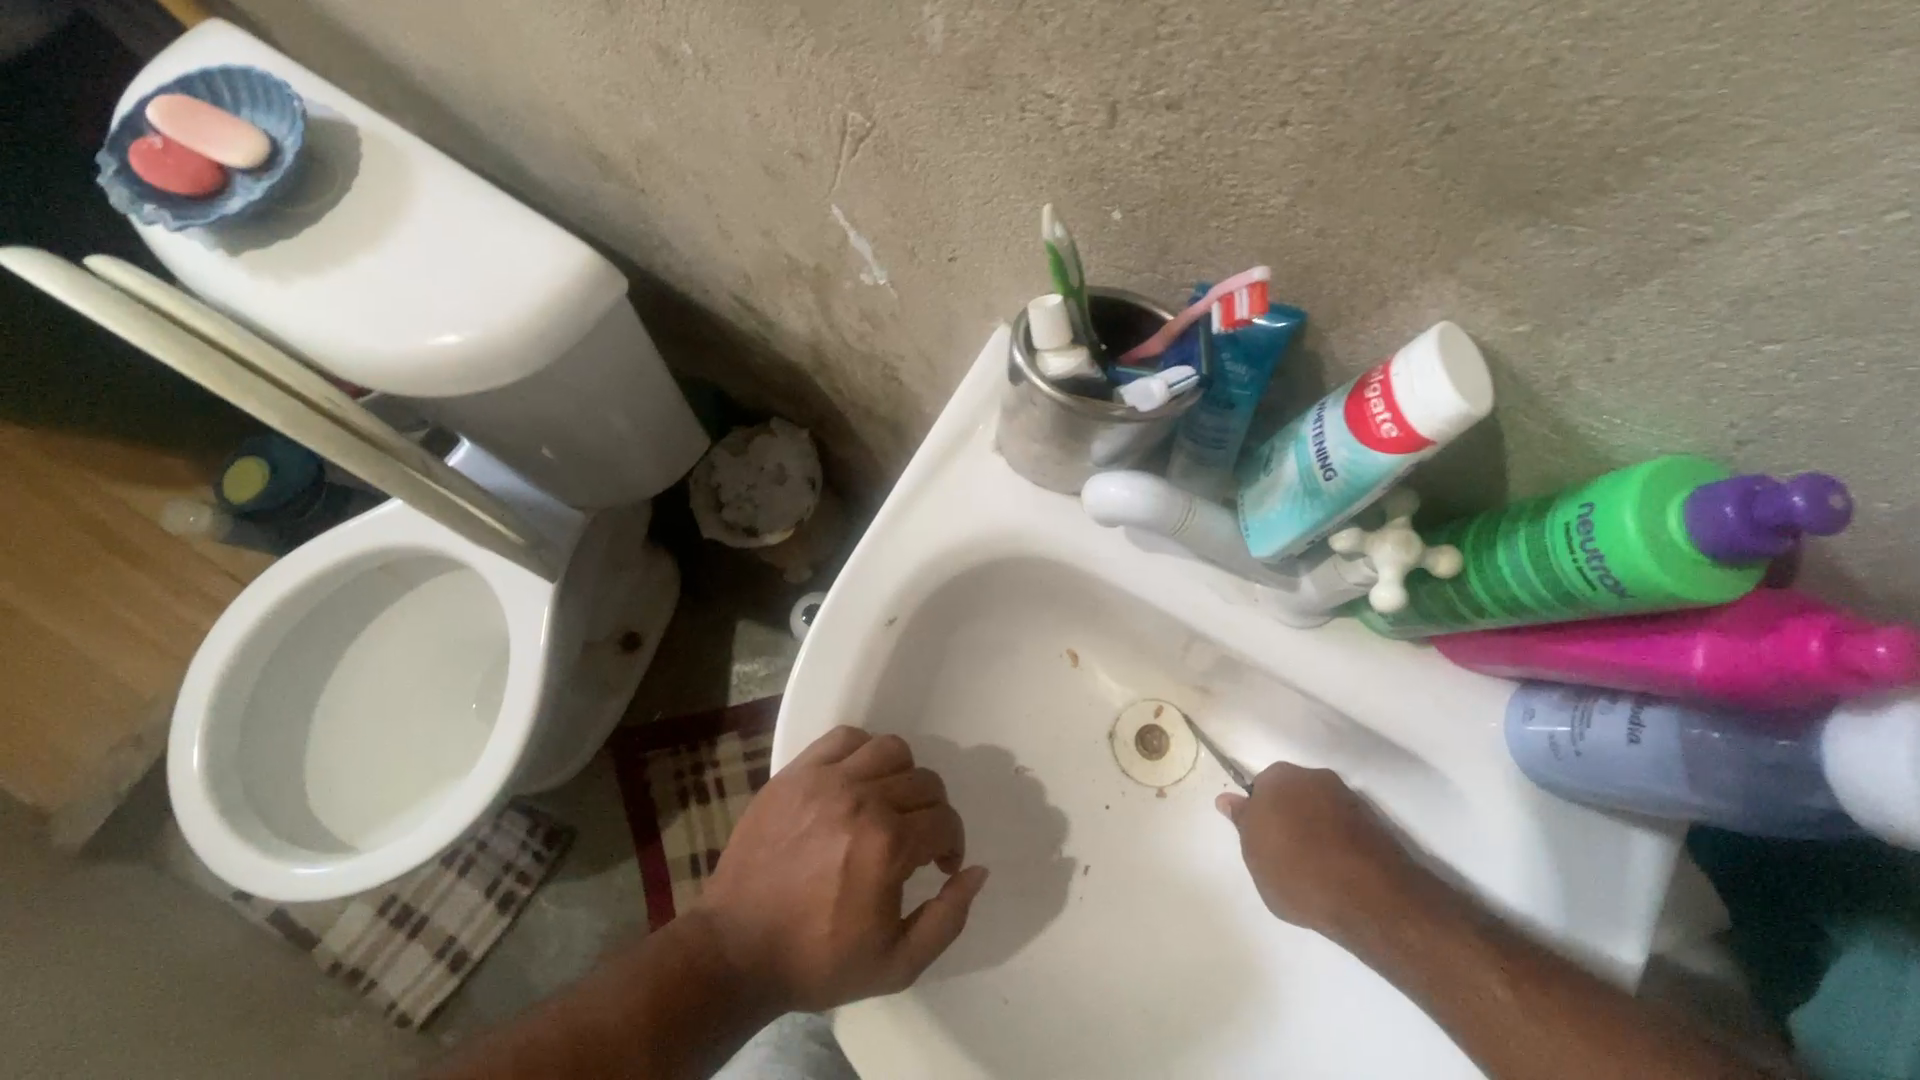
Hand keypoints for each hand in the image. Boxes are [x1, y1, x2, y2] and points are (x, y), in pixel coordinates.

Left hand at [690, 726, 988, 1012]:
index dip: (951, 845)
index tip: (938, 866)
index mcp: (888, 846)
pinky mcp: (794, 775)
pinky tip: (857, 783)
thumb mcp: (897, 964)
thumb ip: (949, 919)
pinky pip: (844, 738)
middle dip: (932, 813)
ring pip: (890, 750)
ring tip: (889, 805)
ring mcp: (824, 782)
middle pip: (924, 783)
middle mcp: (861, 801)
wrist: (736, 949)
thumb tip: (976, 871)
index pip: (945, 822)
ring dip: (903, 776)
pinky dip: (862, 752)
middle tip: (917, 841)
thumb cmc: (817, 961)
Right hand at [1216, 763, 1425, 939]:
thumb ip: (1242, 822)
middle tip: (1283, 853)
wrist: (1368, 897)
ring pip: (1320, 810)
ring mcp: (1349, 798)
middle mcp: (1315, 778)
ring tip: (1314, 867)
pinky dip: (1339, 842)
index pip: (1260, 788)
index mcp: (1279, 778)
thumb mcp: (1254, 854)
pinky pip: (1345, 828)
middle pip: (1293, 794)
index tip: (1261, 841)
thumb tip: (1227, 799)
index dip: (1259, 816)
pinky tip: (1337, 871)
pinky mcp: (1376, 822)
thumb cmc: (1296, 871)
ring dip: (1315, 829)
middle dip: (1288, 817)